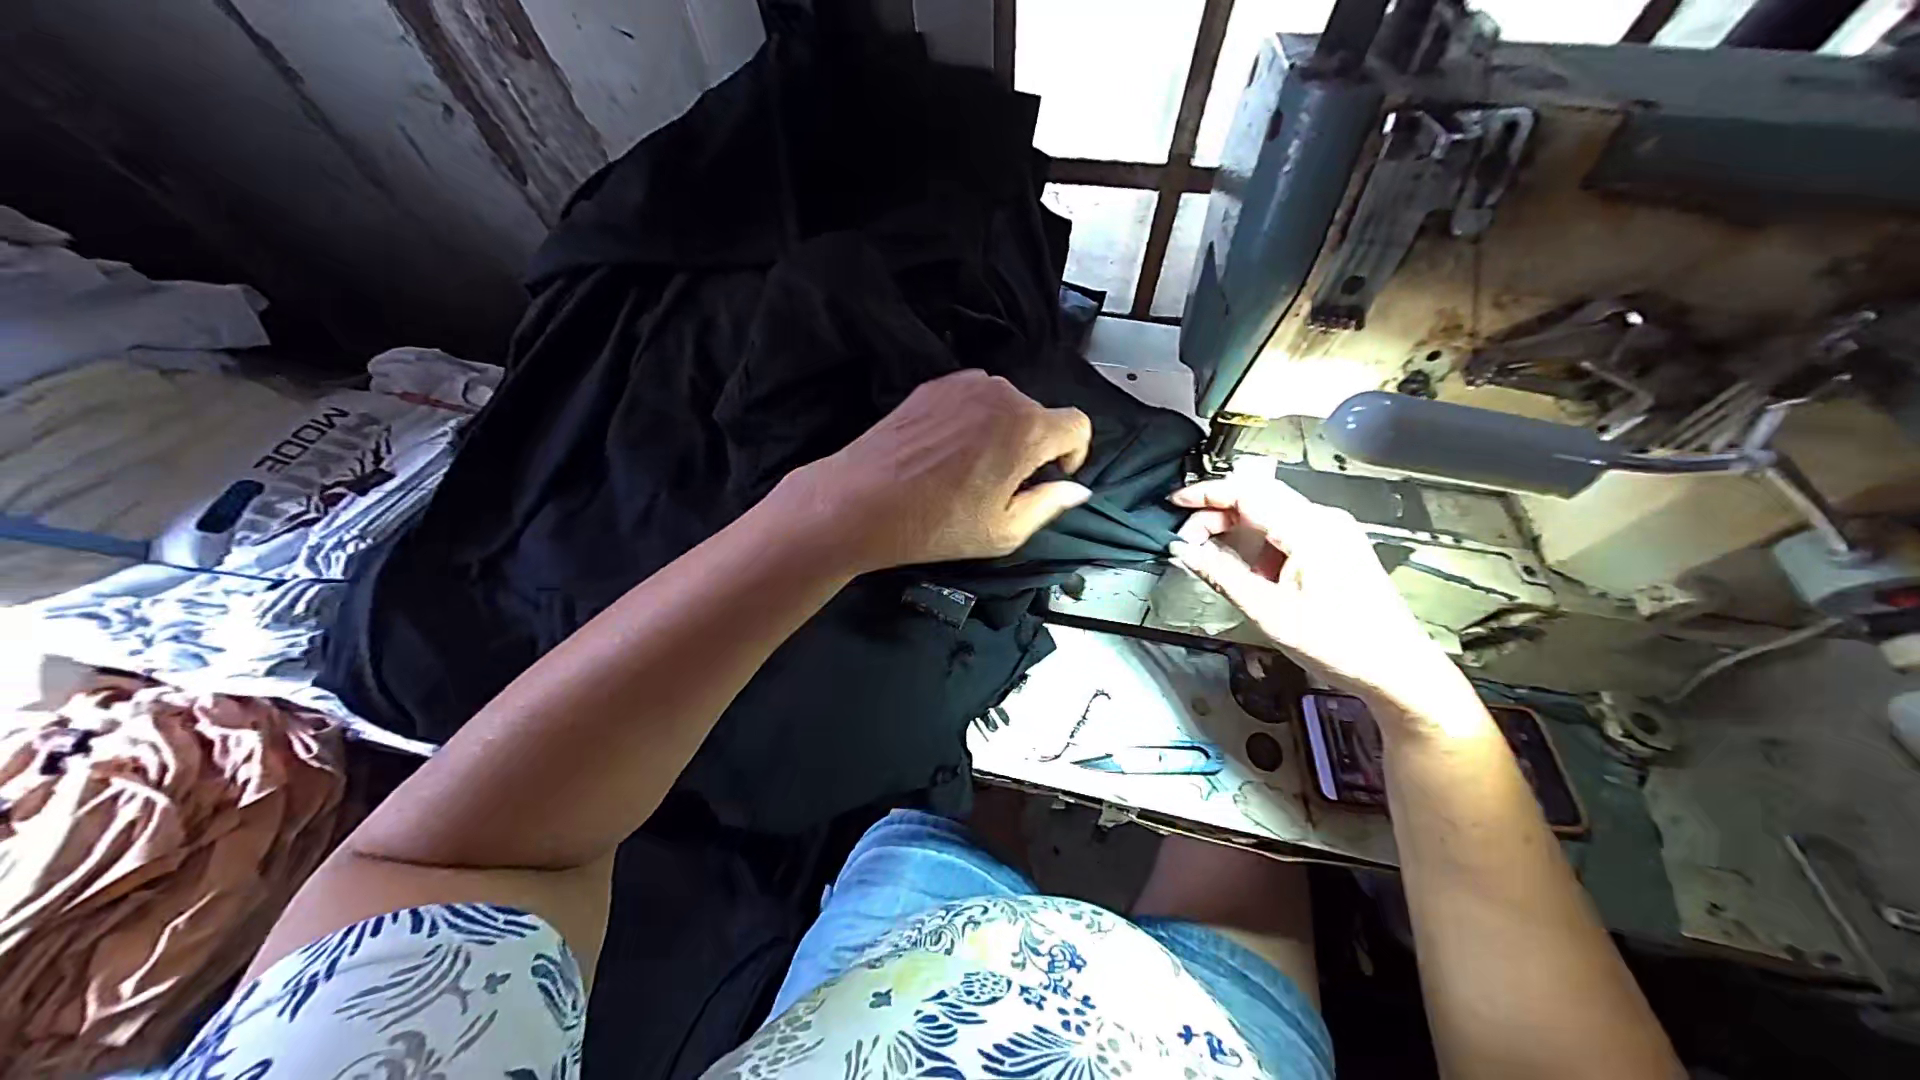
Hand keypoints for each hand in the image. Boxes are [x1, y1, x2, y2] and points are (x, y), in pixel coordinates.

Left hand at [776, 370, 1092, 572]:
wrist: (858, 501)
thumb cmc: (935, 524)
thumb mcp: (1003, 531)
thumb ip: (1050, 505)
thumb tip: (1075, 489)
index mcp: (1027, 428)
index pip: (1077, 424)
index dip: (1074, 453)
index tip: (1052, 476)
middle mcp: (1001, 394)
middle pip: (1039, 415)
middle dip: (1033, 448)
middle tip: (1002, 486)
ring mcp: (963, 384)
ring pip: (1004, 406)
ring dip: (1002, 432)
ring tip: (969, 471)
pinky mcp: (933, 386)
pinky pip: (971, 399)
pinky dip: (972, 421)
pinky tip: (945, 454)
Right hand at [1170, 475, 1476, 724]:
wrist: (1396, 669)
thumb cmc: (1346, 645)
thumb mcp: (1268, 612)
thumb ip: (1221, 575)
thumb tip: (1186, 552)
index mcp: (1311, 530)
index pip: (1246, 491)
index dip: (1205, 494)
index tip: (1177, 502)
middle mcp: (1325, 522)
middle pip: (1256, 497)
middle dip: (1216, 515)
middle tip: (1189, 541)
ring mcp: (1333, 533)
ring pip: (1269, 513)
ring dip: (1235, 530)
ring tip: (1213, 560)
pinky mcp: (1334, 547)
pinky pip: (1285, 530)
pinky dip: (1257, 543)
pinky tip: (1247, 569)